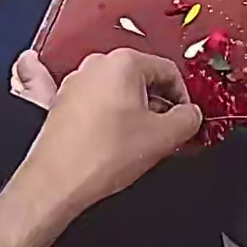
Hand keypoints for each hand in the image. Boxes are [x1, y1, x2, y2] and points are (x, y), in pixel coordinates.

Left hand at [18, 49, 202, 214]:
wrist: (55, 183)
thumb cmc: (102, 156)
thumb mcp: (165, 137)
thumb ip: (189, 118)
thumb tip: (191, 114)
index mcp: (125, 63)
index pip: (169, 72)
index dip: (183, 97)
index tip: (184, 118)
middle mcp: (98, 65)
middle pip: (143, 79)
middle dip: (157, 104)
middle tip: (163, 132)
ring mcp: (75, 82)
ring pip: (118, 90)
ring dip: (131, 110)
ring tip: (133, 140)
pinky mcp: (59, 101)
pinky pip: (87, 97)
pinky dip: (99, 107)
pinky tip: (95, 120)